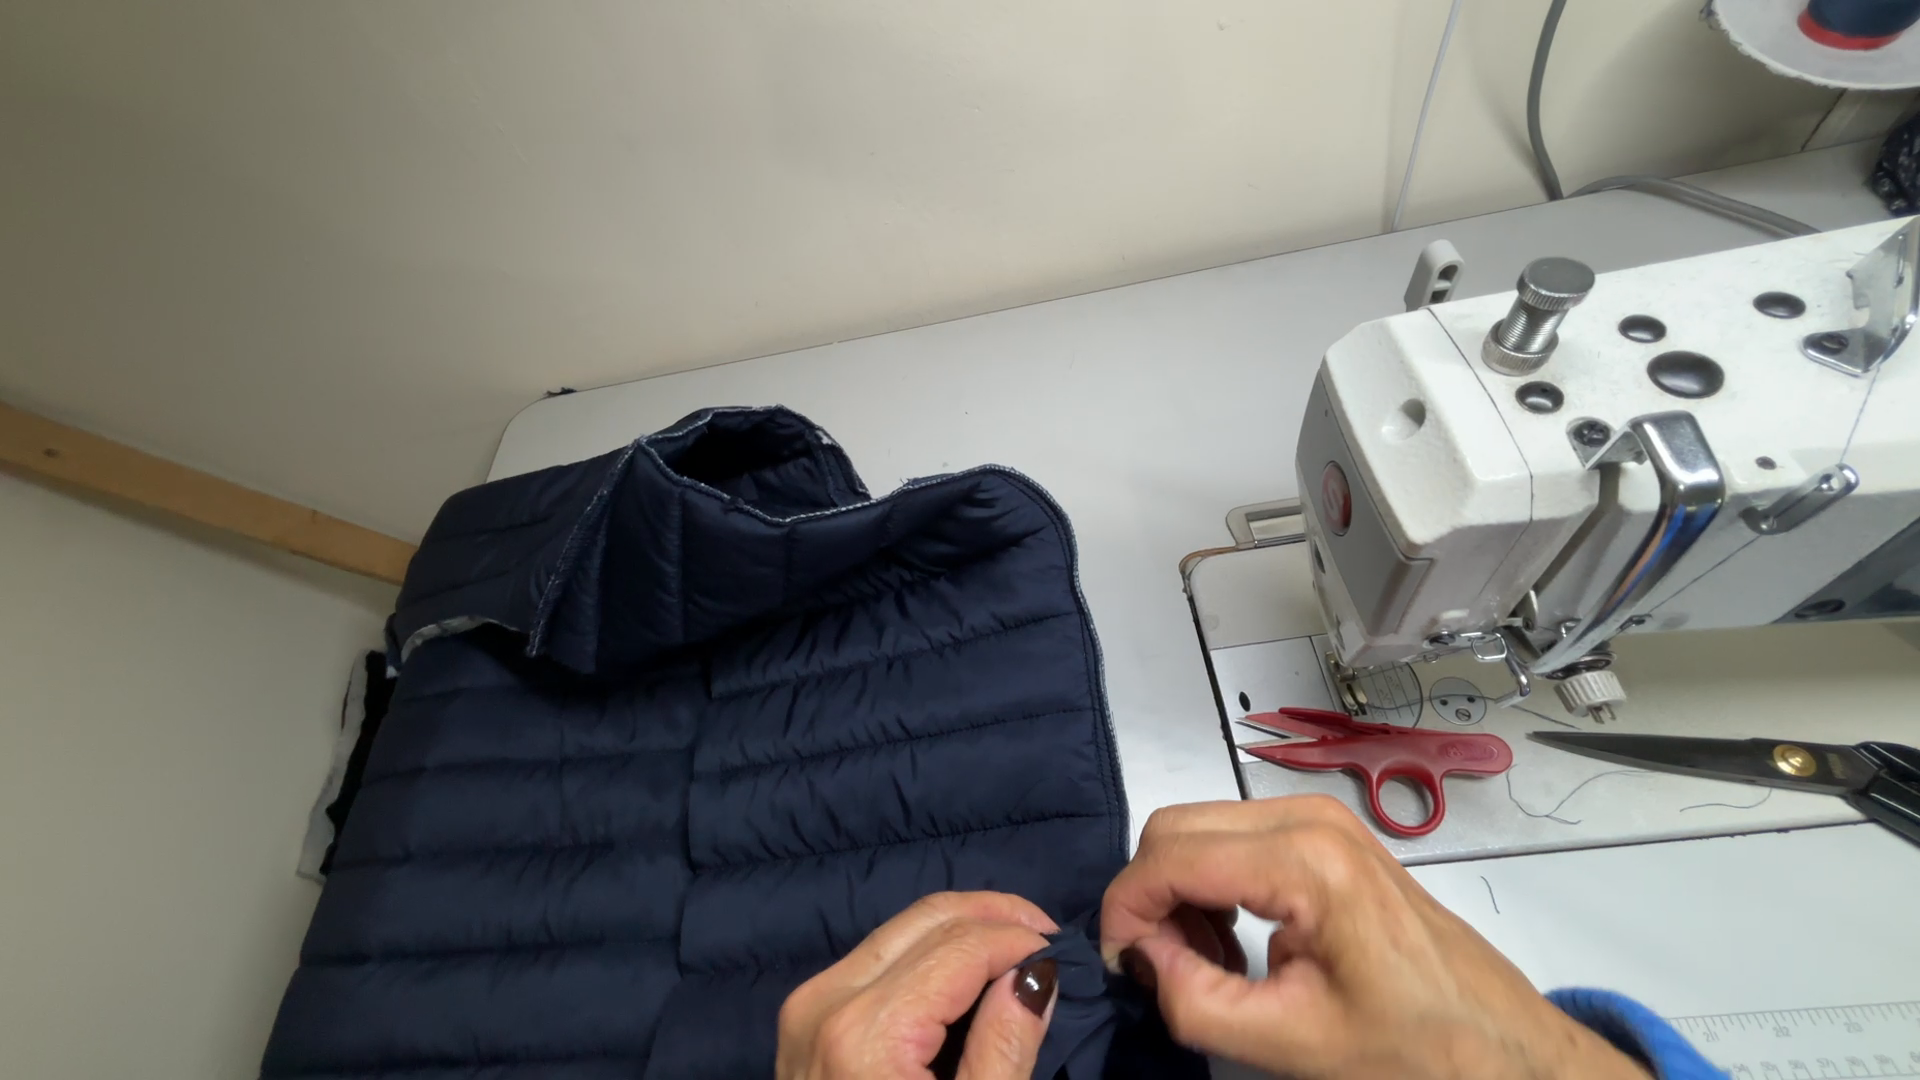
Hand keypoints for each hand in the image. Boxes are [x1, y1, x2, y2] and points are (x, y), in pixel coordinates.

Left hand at [777, 892, 1060, 1078]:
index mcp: (865, 1030)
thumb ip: (1005, 1046)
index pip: (959, 946)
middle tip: (1046, 933)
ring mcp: (811, 1001)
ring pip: (903, 926)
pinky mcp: (807, 1012)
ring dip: (964, 926)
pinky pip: (881, 952)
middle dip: (994, 915)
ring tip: (1016, 945)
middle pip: (928, 918)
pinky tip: (968, 967)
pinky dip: (931, 948)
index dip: (1018, 939)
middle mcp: (827, 996)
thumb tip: (1037, 969)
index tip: (1064, 952)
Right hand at [1100, 796, 1648, 1079]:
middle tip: (1163, 966)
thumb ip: (1195, 1001)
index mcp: (1303, 859)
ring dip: (1179, 891)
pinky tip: (1233, 937)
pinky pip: (1229, 835)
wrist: (1514, 1051)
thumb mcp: (1295, 1044)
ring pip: (1196, 828)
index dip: (1127, 906)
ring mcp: (1313, 814)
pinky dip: (1209, 882)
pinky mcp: (1319, 827)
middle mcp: (1302, 814)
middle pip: (1175, 828)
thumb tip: (1141, 955)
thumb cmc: (1416, 1054)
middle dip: (1150, 895)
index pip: (1172, 856)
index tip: (1119, 963)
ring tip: (1204, 960)